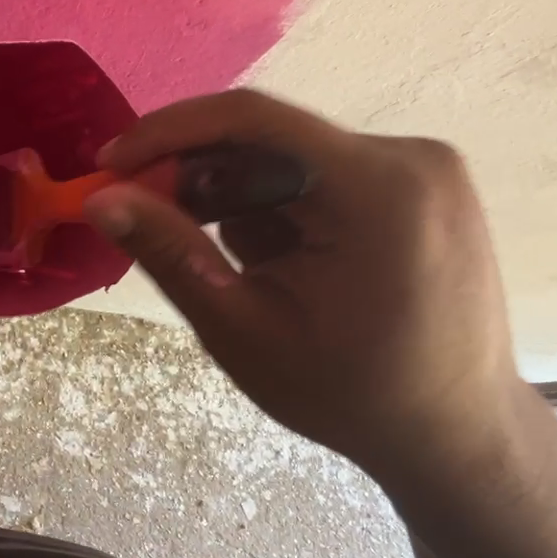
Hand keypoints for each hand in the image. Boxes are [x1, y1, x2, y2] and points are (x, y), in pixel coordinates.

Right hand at [83, 89, 521, 477]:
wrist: (458, 437)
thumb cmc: (350, 394)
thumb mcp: (241, 329)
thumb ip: (169, 253)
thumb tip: (98, 199)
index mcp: (380, 189)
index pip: (253, 120)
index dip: (167, 132)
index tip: (108, 165)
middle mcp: (410, 158)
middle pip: (267, 140)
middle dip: (199, 181)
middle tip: (150, 225)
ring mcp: (421, 169)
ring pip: (284, 158)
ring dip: (237, 203)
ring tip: (240, 273)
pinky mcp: (417, 185)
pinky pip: (314, 174)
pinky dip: (274, 210)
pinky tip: (278, 266)